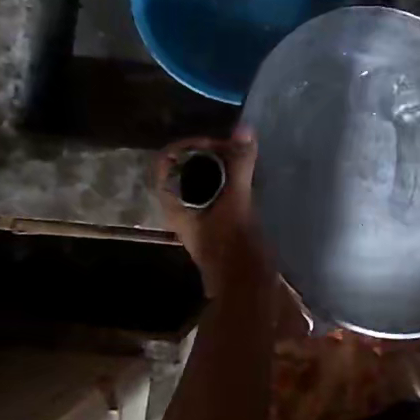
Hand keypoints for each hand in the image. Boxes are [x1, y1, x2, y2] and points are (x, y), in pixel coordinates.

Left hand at [153, 129, 271, 296]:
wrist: (249, 290)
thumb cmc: (234, 248)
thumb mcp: (237, 202)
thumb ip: (239, 165)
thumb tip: (243, 129)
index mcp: (175, 205)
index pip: (166, 162)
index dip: (187, 146)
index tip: (215, 143)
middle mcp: (184, 209)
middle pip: (187, 169)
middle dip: (210, 153)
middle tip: (236, 148)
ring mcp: (203, 217)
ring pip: (206, 180)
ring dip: (224, 166)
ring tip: (246, 158)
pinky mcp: (222, 223)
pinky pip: (223, 192)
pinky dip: (234, 181)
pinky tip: (253, 177)